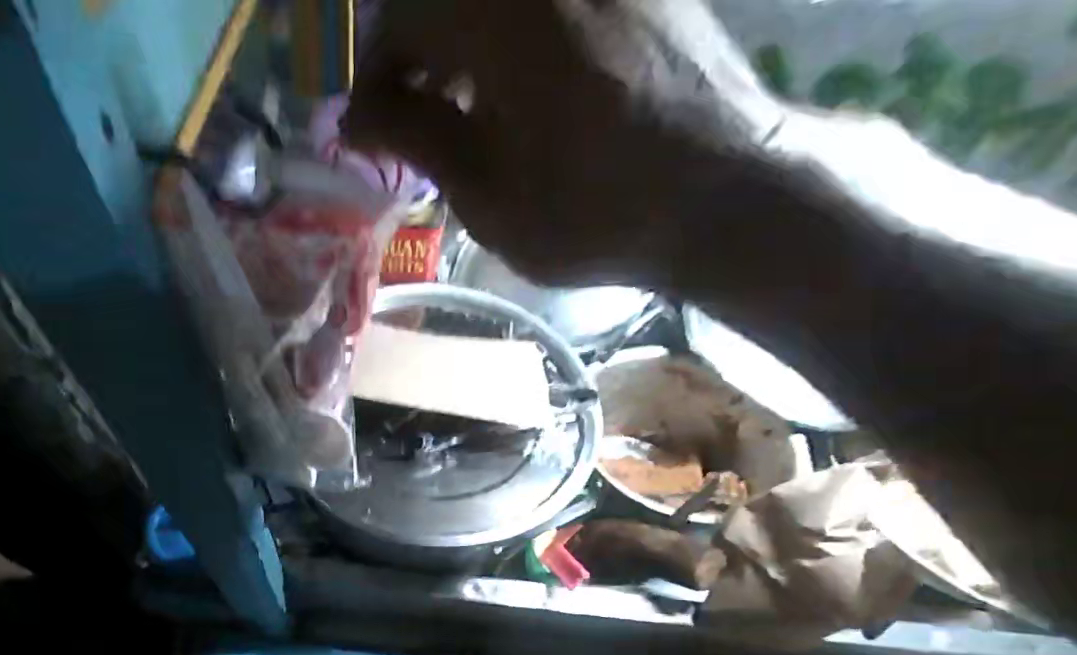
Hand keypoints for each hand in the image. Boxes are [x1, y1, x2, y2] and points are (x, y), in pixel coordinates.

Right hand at [343, 0, 788, 286]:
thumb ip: (416, 136)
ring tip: (462, 111)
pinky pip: (539, 6)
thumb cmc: (592, 212)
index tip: (369, 132)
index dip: (372, 77)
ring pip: (491, 6)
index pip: (401, 19)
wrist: (723, 196)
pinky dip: (507, 38)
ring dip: (459, 46)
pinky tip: (518, 89)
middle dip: (413, 55)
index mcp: (500, 17)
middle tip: (410, 119)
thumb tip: (352, 113)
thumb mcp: (486, 192)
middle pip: (445, 2)